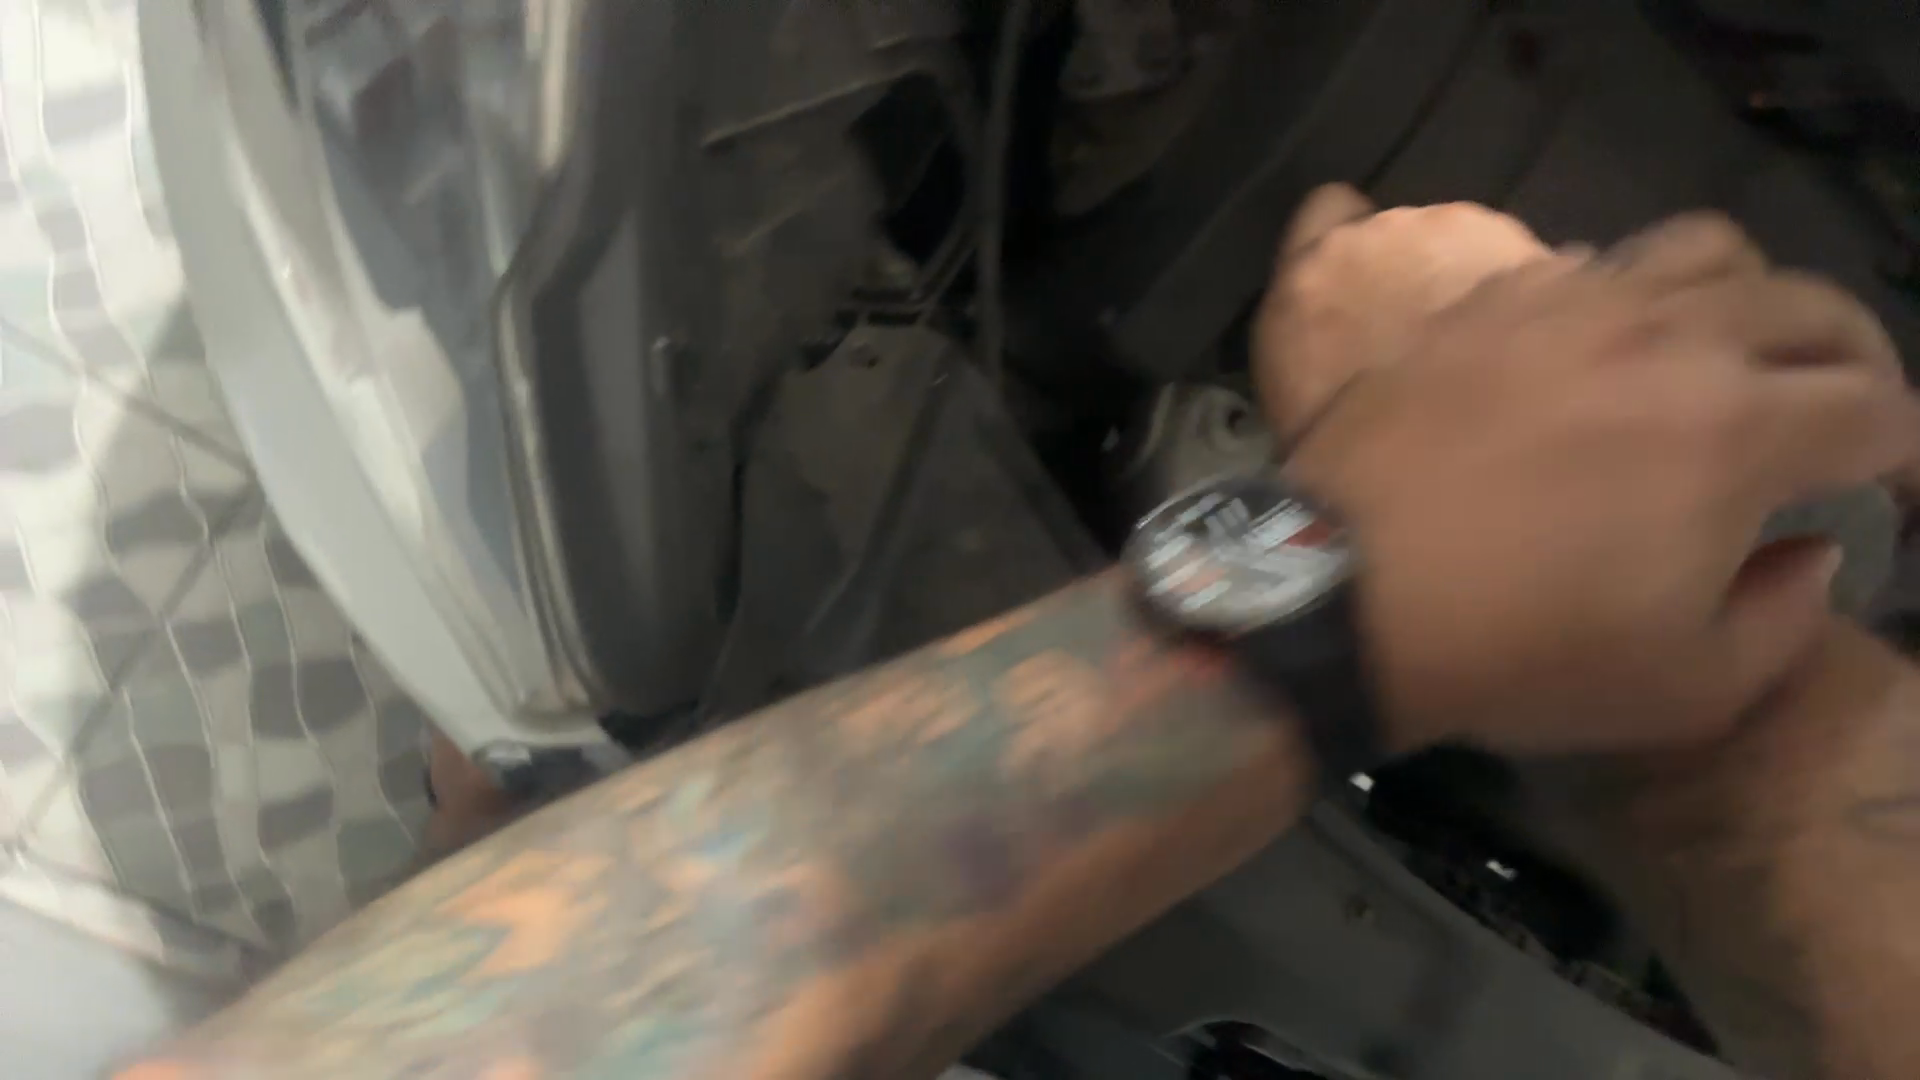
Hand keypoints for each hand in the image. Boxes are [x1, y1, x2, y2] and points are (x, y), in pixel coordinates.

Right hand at [1255, 184, 1560, 431]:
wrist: (1437, 443)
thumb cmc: (1338, 436)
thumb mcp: (1292, 384)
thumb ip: (1311, 333)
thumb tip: (1335, 330)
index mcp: (1307, 272)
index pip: (1324, 209)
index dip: (1339, 237)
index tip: (1349, 280)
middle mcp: (1379, 233)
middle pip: (1394, 231)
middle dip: (1402, 267)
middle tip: (1410, 329)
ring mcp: (1457, 232)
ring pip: (1454, 242)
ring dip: (1454, 279)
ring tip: (1466, 341)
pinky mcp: (1526, 248)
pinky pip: (1511, 263)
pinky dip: (1510, 292)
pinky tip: (1510, 342)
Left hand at [1255, 187, 1919, 755]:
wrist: (1330, 600)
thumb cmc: (1499, 654)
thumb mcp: (1679, 688)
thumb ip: (1783, 618)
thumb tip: (1809, 548)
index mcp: (1736, 428)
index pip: (1878, 408)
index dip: (1888, 454)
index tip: (1858, 486)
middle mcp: (1654, 341)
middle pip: (1804, 304)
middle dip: (1836, 357)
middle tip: (1806, 409)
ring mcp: (1545, 316)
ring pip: (1687, 251)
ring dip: (1724, 297)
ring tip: (1696, 354)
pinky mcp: (1457, 319)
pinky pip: (1560, 266)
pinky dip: (1599, 293)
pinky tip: (1576, 344)